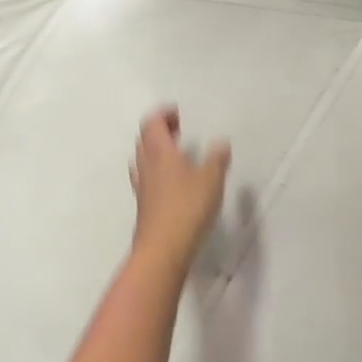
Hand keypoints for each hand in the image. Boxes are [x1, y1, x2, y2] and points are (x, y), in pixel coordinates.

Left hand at [128, 106, 229, 269]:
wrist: (163, 249)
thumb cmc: (187, 207)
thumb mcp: (212, 179)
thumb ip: (217, 158)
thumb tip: (220, 142)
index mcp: (160, 152)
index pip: (152, 123)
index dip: (163, 114)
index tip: (178, 113)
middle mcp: (146, 165)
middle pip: (145, 139)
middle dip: (160, 131)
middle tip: (179, 130)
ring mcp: (142, 187)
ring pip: (143, 159)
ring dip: (157, 151)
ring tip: (178, 154)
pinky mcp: (144, 205)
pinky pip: (147, 178)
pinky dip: (158, 171)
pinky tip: (175, 182)